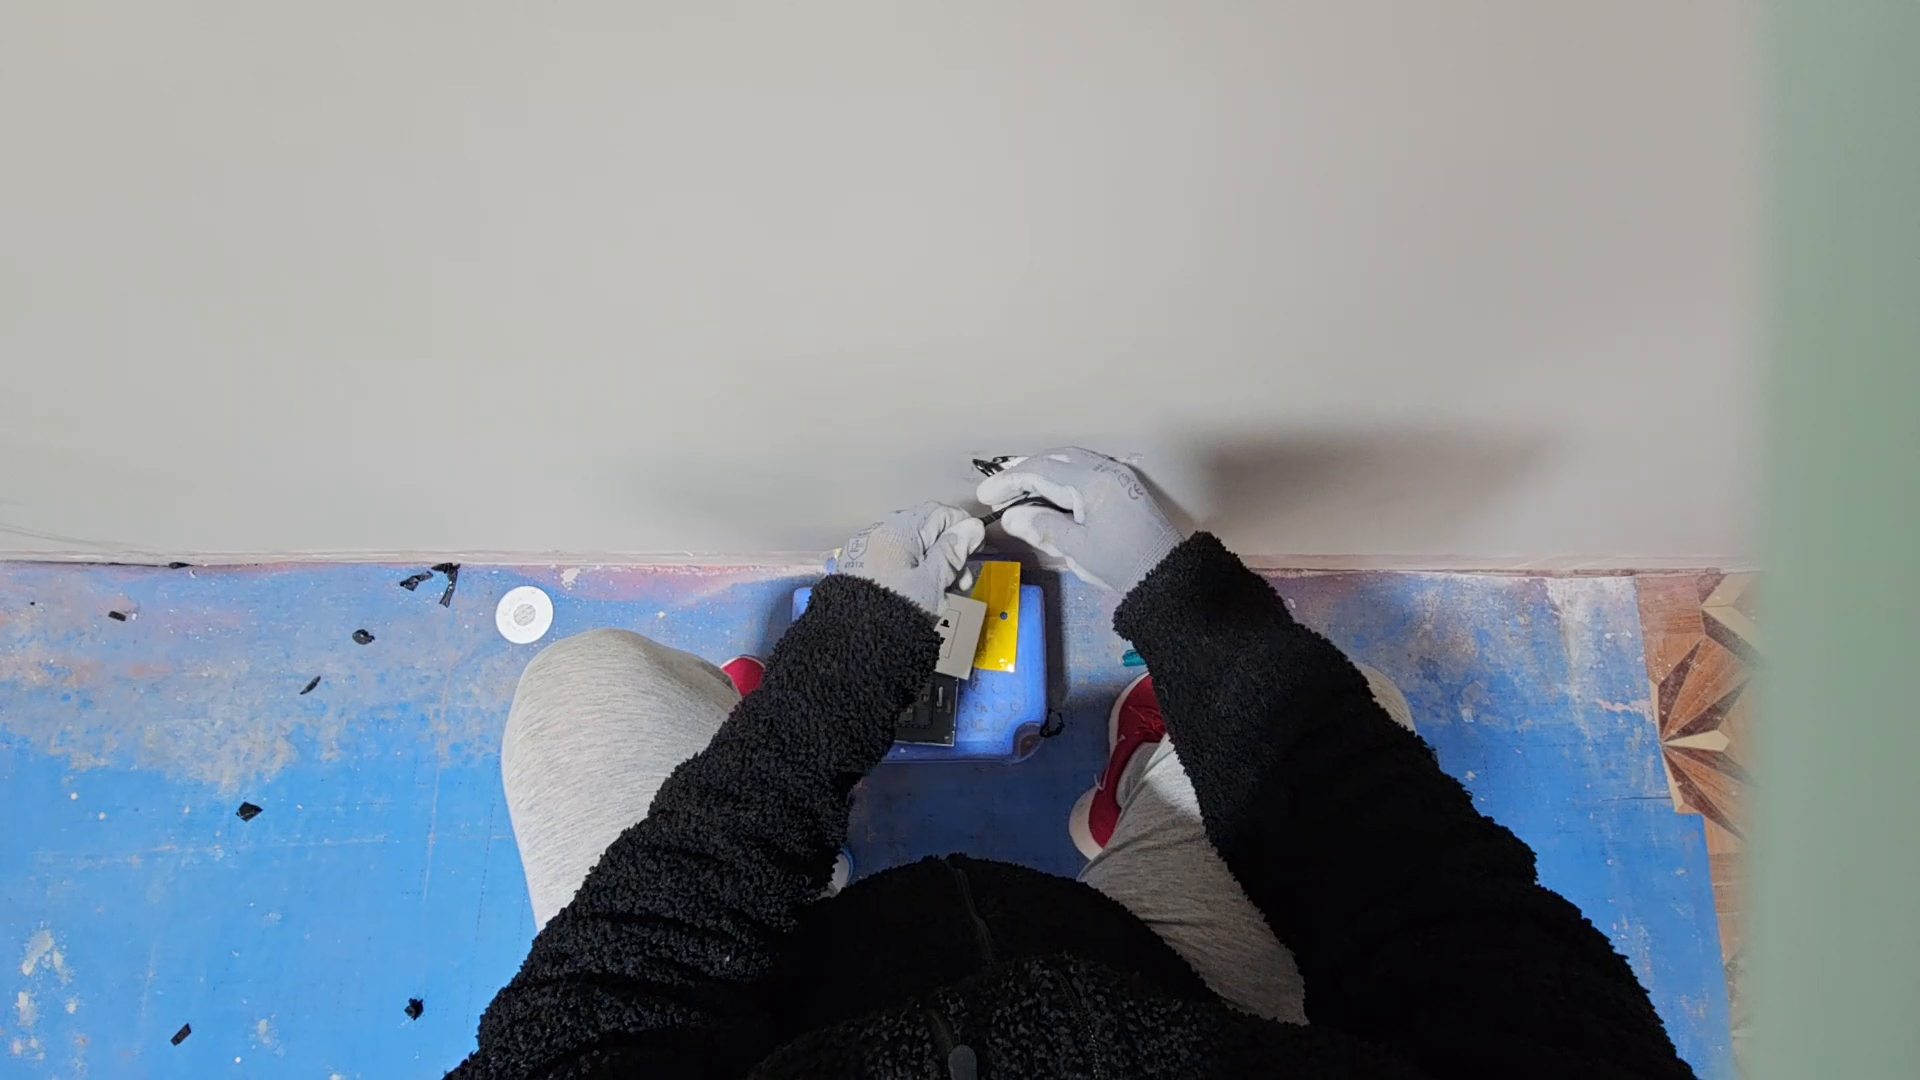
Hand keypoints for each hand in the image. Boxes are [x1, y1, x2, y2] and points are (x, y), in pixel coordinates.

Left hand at [834, 502, 985, 614]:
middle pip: (925, 530)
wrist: (854, 642)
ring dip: (932, 566)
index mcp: (898, 529)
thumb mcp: (933, 580)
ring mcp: (867, 551)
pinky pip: (894, 562)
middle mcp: (879, 532)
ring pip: (911, 549)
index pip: (939, 512)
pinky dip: (912, 573)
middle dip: (948, 552)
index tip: (974, 549)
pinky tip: (920, 595)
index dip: (962, 528)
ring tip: (943, 592)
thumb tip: (972, 527)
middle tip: (961, 579)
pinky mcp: (861, 569)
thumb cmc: (895, 610)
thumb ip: (954, 550)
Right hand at [976, 447, 1182, 593]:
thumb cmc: (1120, 563)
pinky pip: (1084, 472)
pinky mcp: (1122, 487)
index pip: (1041, 471)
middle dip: (1023, 473)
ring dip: (1041, 474)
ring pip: (1070, 463)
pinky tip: (1048, 495)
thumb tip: (1011, 517)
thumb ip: (1042, 526)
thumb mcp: (1076, 548)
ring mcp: (1116, 476)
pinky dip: (1060, 479)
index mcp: (1093, 482)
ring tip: (1018, 493)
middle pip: (1055, 460)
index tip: (986, 495)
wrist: (1165, 575)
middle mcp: (1105, 470)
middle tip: (999, 492)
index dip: (1010, 481)